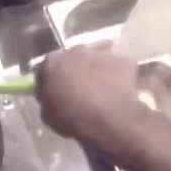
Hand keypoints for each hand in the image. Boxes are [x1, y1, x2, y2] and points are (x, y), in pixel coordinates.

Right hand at [35, 46, 149, 149]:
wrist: (107, 120)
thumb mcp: (47, 116)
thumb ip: (47, 100)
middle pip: (73, 60)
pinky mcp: (124, 61)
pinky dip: (116, 79)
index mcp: (52, 63)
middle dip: (74, 73)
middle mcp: (76, 50)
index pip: (46, 69)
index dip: (50, 82)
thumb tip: (52, 97)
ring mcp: (102, 53)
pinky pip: (117, 69)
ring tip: (100, 95)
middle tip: (78, 92)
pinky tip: (116, 95)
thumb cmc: (71, 118)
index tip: (54, 94)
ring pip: (96, 62)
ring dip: (95, 74)